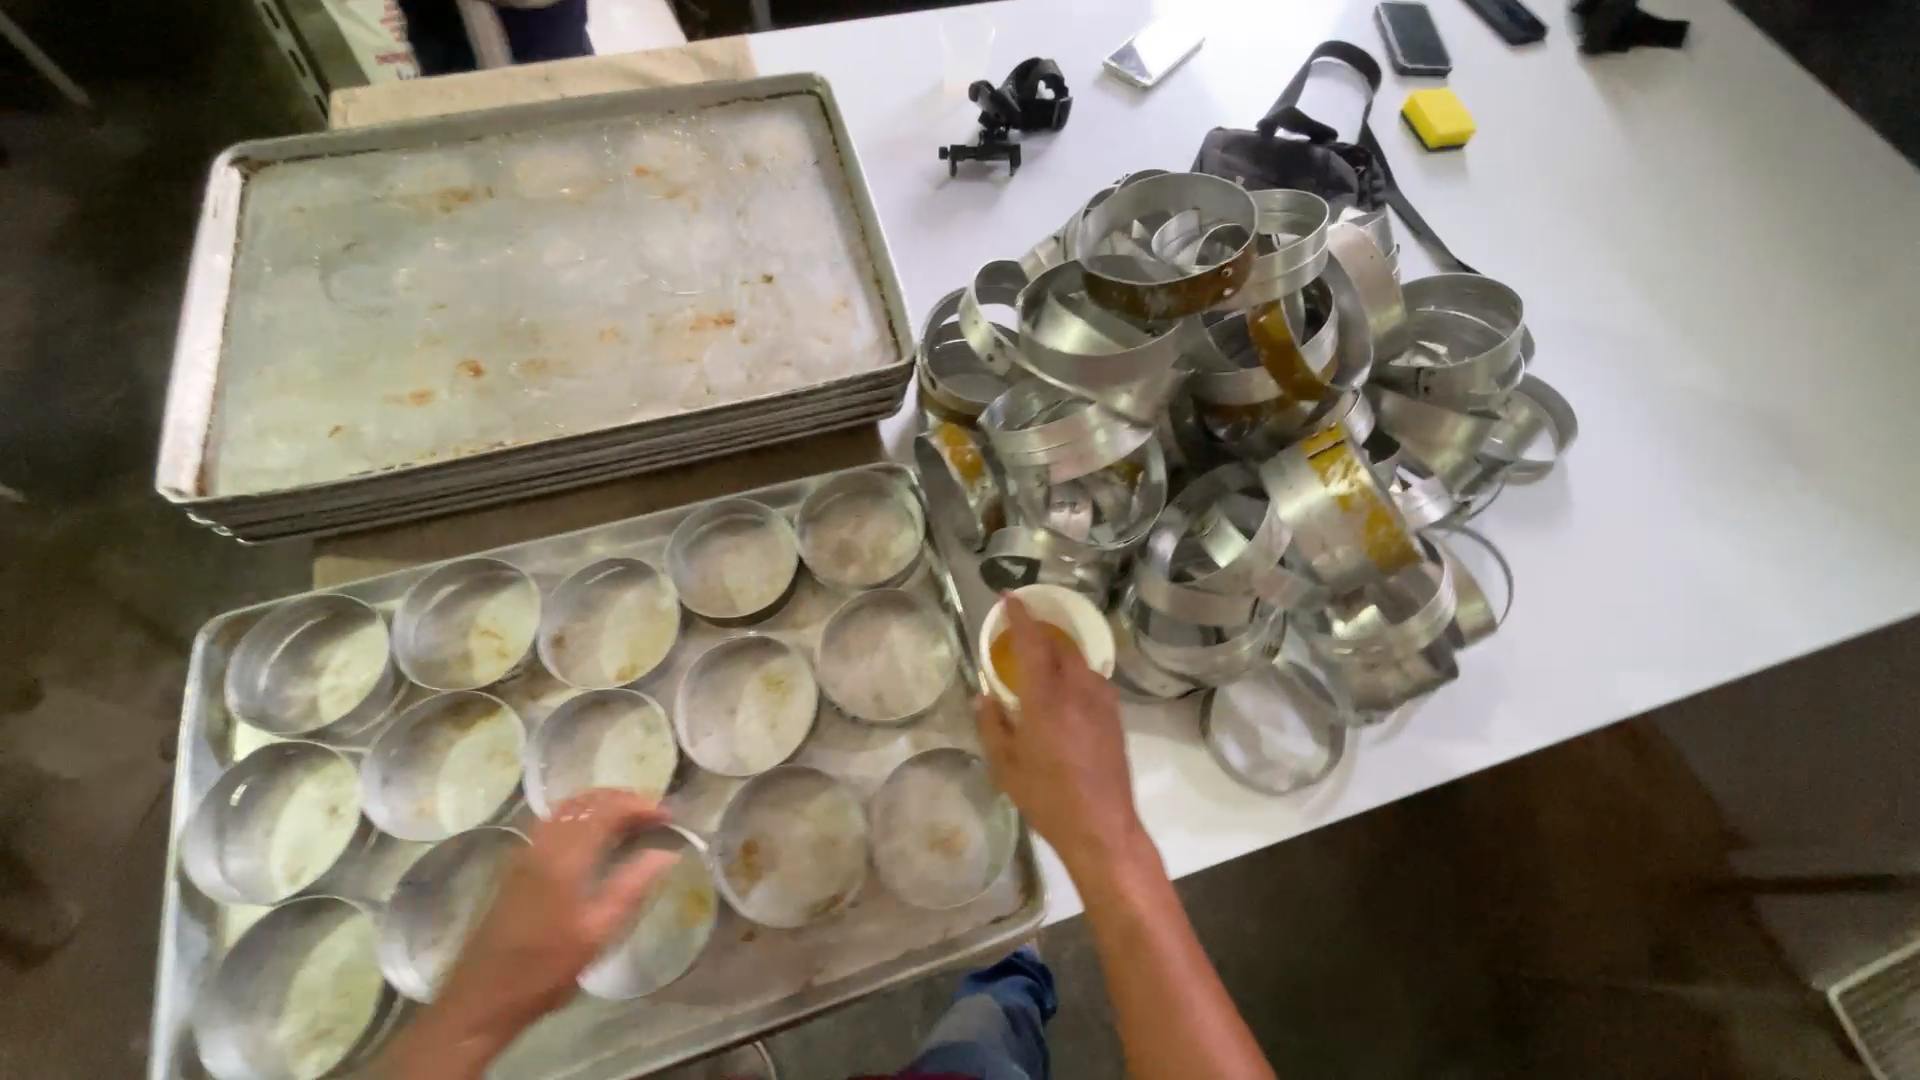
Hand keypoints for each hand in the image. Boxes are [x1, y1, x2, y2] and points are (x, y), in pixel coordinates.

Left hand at [404, 791, 678, 1066]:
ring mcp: (526, 852)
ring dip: (601, 804)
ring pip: (568, 808)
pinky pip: (554, 820)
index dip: (640, 806)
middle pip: (587, 801)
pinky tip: (593, 832)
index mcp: (565, 859)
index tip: (667, 816)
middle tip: (652, 814)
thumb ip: (632, 887)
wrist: (482, 998)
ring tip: (629, 817)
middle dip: (623, 800)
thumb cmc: (545, 969)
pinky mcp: (517, 864)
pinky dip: (581, 814)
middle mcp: (543, 846)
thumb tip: (667, 853)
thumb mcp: (597, 933)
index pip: (607, 811)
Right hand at [975, 596, 1149, 877]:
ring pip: (1081, 662)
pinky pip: (1094, 680)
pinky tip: (1066, 691)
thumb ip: (992, 724)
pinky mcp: (1116, 717)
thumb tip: (982, 695)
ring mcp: (1102, 702)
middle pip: (1061, 645)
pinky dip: (1076, 673)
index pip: (1033, 642)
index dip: (1020, 616)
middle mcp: (1078, 690)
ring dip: (1061, 652)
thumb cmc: (1047, 798)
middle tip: (1021, 629)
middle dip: (1041, 630)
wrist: (1102, 827)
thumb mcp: (1006, 766)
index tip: (1009, 597)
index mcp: (1046, 698)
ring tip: (1043, 659)